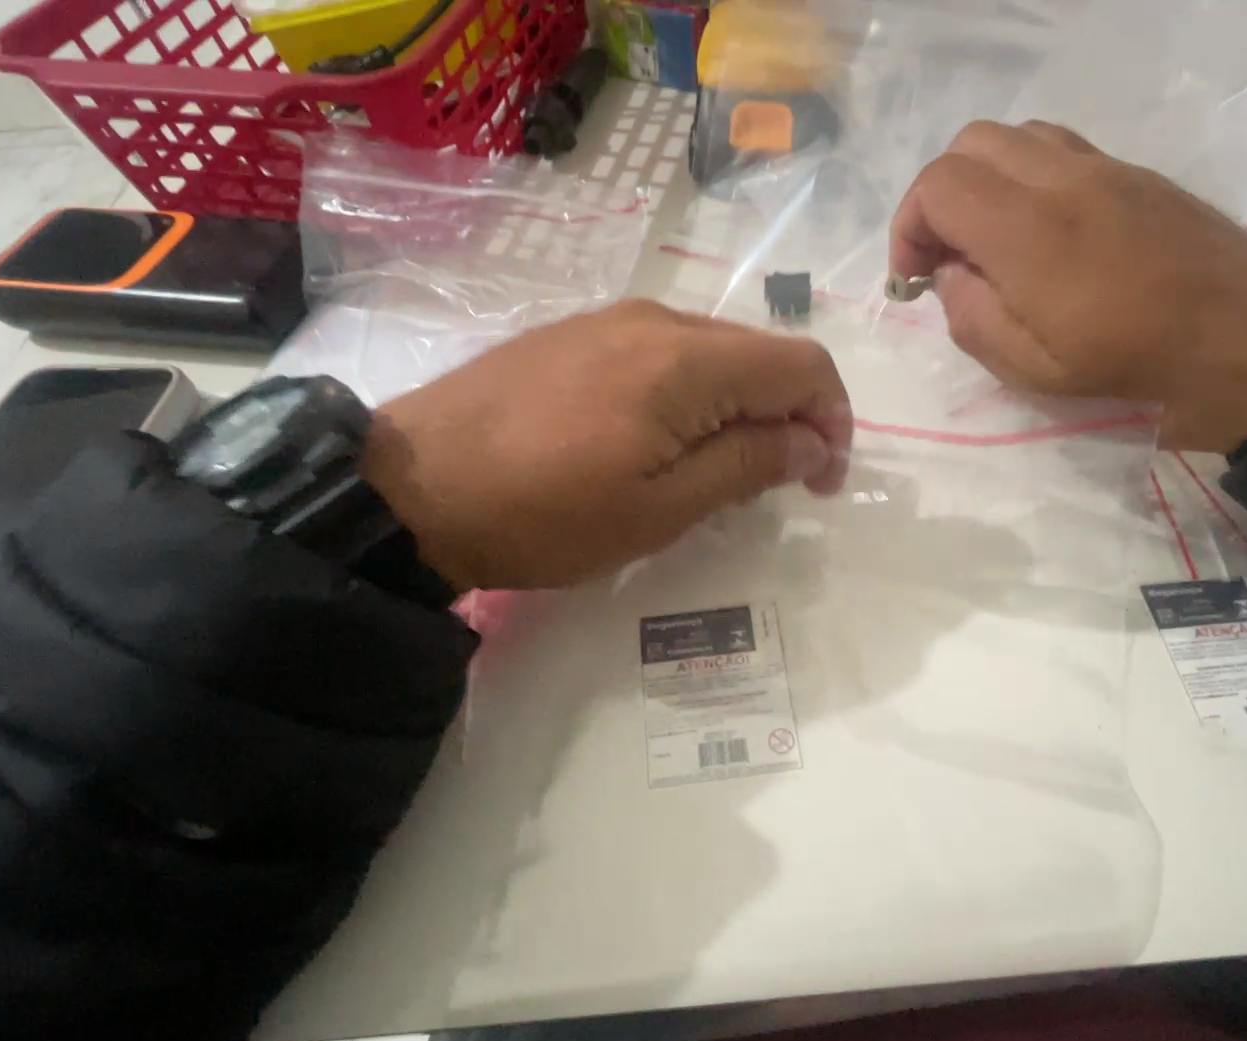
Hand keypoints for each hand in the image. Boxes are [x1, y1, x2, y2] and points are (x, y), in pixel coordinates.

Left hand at [361, 300, 852, 591]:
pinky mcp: (575, 336)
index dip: (834, 421)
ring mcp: (610, 321)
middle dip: (789, 415)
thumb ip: (747, 465)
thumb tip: (814, 444)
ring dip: (738, 407)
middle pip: (760, 354)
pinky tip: (660, 442)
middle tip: (773, 484)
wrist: (412, 488)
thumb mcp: (659, 509)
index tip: (820, 483)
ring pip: (712, 354)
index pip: (803, 365)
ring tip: (715, 472)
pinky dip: (690, 396)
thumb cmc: (544, 514)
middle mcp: (657, 320)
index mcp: (687, 361)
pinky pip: (662, 355)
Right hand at [890, 121, 1246, 452]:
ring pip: (1014, 137)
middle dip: (937, 199)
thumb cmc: (1135, 372)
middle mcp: (1063, 179)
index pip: (938, 185)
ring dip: (980, 183)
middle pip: (969, 146)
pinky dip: (1023, 177)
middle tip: (945, 259)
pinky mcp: (1135, 175)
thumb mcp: (1031, 371)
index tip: (914, 280)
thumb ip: (971, 316)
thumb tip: (949, 275)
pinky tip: (1037, 234)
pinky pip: (1057, 148)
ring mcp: (1105, 168)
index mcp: (1030, 231)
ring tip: (987, 245)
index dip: (908, 228)